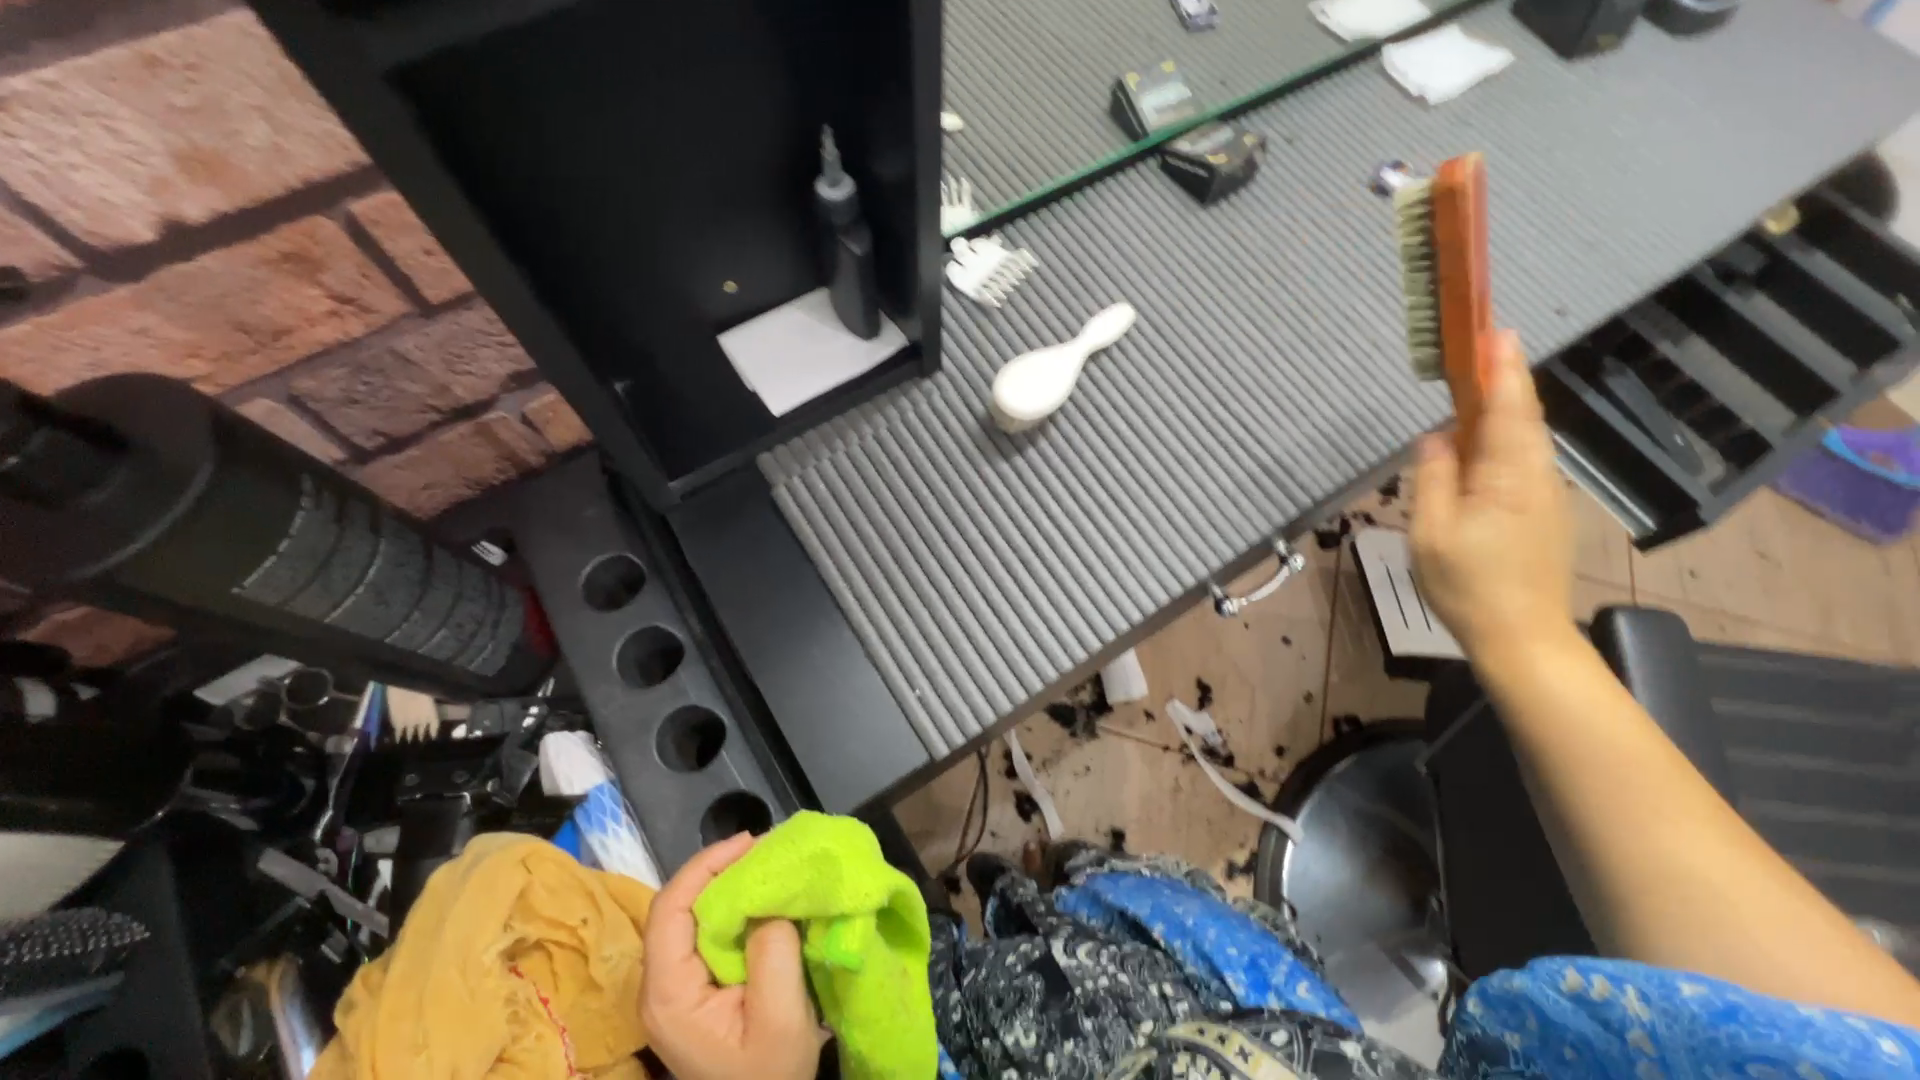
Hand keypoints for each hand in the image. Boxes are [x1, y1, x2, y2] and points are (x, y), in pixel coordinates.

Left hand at [641, 833, 827, 1079]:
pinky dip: (734, 910)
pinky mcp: (693, 992)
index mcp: (667, 994)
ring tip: (768, 867)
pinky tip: (763, 902)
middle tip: (766, 850)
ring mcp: (674, 991)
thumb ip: (773, 953)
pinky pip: (705, 936)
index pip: (670, 910)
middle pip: (677, 908)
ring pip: (691, 919)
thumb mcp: (780, 1019)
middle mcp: (659, 987)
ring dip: (728, 887)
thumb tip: (770, 898)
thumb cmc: (771, 1075)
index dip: (704, 866)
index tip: (749, 843)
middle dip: (719, 870)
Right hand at [1410, 331, 1574, 658]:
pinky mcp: (1544, 513)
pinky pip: (1522, 461)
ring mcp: (1545, 495)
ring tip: (1474, 389)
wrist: (1522, 636)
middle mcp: (1536, 475)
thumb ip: (1433, 478)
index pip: (1507, 407)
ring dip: (1502, 408)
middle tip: (1479, 349)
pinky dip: (1503, 438)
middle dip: (1503, 379)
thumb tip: (1435, 436)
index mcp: (1508, 475)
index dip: (1501, 367)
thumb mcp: (1431, 533)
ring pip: (1524, 439)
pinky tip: (1480, 444)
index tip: (1494, 330)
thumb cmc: (1468, 586)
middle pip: (1522, 416)